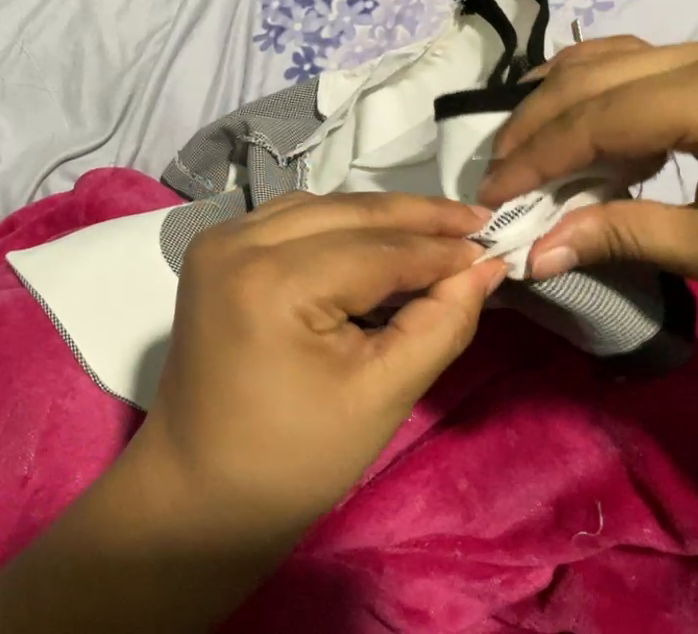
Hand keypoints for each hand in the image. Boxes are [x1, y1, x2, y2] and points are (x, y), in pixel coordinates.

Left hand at [0, 193, 505, 633]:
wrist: (199, 488)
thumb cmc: (292, 459)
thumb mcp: (380, 396)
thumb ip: (439, 324)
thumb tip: (485, 268)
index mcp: (270, 281)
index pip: (376, 251)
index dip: (441, 250)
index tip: (497, 245)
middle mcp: (236, 242)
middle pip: (346, 213)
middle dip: (416, 218)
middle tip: (479, 221)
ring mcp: (217, 241)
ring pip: (318, 207)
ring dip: (377, 217)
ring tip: (437, 231)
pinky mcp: (214, 251)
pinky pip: (289, 220)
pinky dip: (337, 225)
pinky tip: (376, 240)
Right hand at [475, 37, 697, 633]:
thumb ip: (623, 236)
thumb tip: (533, 254)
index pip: (597, 117)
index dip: (534, 158)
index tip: (490, 198)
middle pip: (592, 78)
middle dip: (533, 127)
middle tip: (493, 176)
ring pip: (609, 61)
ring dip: (558, 104)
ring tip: (520, 150)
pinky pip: (638, 65)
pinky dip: (594, 92)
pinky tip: (576, 123)